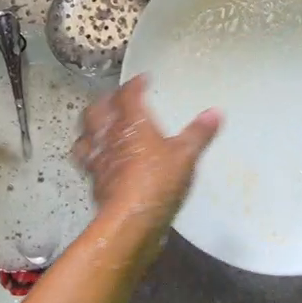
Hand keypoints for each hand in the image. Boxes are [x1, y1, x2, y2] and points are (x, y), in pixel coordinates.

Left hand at [13, 80, 218, 302]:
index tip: (143, 79)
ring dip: (90, 128)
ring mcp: (99, 160)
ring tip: (99, 127)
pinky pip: (87, 163)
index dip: (134, 84)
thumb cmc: (157, 181)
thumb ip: (199, 133)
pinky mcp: (95, 183)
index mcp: (132, 122)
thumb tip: (216, 112)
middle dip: (104, 101)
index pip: (128, 94)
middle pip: (96, 110)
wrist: (130, 223)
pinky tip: (102, 161)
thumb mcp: (186, 155)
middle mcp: (110, 136)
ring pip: (85, 136)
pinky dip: (93, 156)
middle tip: (115, 100)